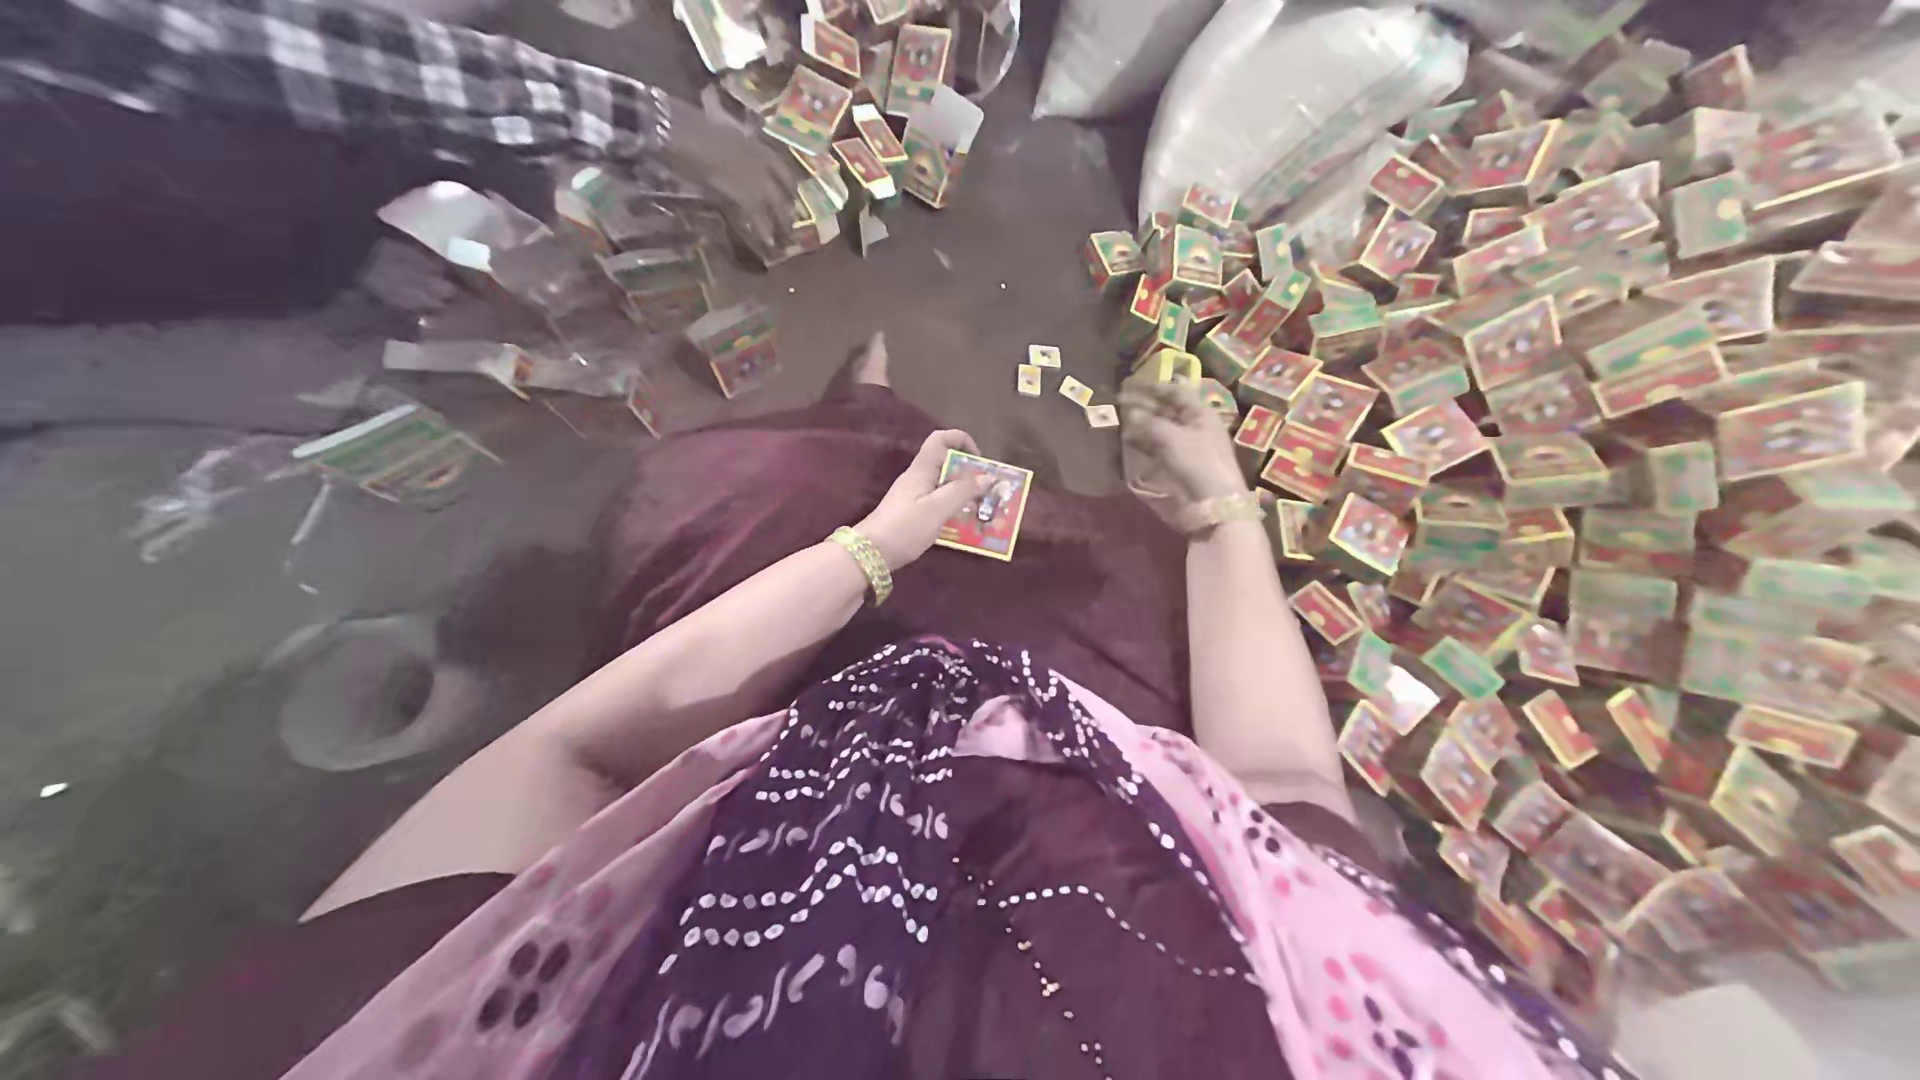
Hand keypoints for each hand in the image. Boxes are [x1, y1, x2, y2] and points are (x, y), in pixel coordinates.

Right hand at [659, 97, 803, 249]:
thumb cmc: (704, 133)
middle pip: (786, 196)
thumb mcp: (732, 138)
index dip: (792, 190)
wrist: (694, 137)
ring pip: (779, 210)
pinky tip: (767, 243)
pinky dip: (764, 232)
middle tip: (791, 228)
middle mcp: (767, 168)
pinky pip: (760, 219)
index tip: (793, 200)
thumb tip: (744, 162)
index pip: (787, 174)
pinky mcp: (748, 199)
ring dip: (782, 227)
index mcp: (763, 150)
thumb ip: (744, 152)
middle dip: (790, 213)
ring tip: (784, 242)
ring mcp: (760, 185)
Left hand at [856, 430, 993, 569]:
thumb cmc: (904, 528)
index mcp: (921, 470)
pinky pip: (938, 501)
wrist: (870, 554)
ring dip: (963, 492)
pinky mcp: (912, 512)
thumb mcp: (937, 509)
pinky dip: (952, 506)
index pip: (941, 439)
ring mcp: (913, 496)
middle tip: (986, 492)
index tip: (979, 461)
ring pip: (943, 484)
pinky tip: (962, 523)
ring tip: (980, 508)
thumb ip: (962, 491)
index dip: (962, 441)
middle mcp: (917, 478)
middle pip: (945, 463)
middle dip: (968, 473)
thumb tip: (987, 477)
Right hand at [1120, 381, 1248, 522]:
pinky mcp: (1181, 464)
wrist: (1213, 502)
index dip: (1152, 388)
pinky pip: (1160, 448)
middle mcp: (1196, 425)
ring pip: (1162, 429)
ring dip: (1143, 426)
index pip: (1175, 392)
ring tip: (1122, 425)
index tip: (1129, 387)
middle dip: (1145, 407)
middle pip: (1168, 410)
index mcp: (1201, 413)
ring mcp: (1189, 446)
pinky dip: (1146, 444)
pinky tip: (1130, 444)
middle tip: (1121, 405)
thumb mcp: (1172, 437)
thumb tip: (1130, 414)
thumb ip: (1149, 423)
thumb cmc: (1197, 462)